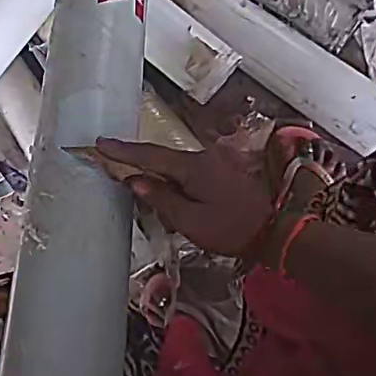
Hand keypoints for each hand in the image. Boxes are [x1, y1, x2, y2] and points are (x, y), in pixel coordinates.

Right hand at [93, 137, 276, 257]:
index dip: (124, 151)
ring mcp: (214, 162)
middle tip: (110, 162)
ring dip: (155, 175)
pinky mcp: (220, 171)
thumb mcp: (190, 221)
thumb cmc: (230, 229)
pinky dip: (171, 180)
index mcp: (193, 167)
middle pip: (161, 158)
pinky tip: (166, 193)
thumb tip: (135, 181)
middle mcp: (202, 158)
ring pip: (174, 167)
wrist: (274, 232)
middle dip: (136, 161)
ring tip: (138, 186)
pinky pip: (187, 172)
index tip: (101, 143)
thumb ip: (161, 199)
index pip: (150, 155)